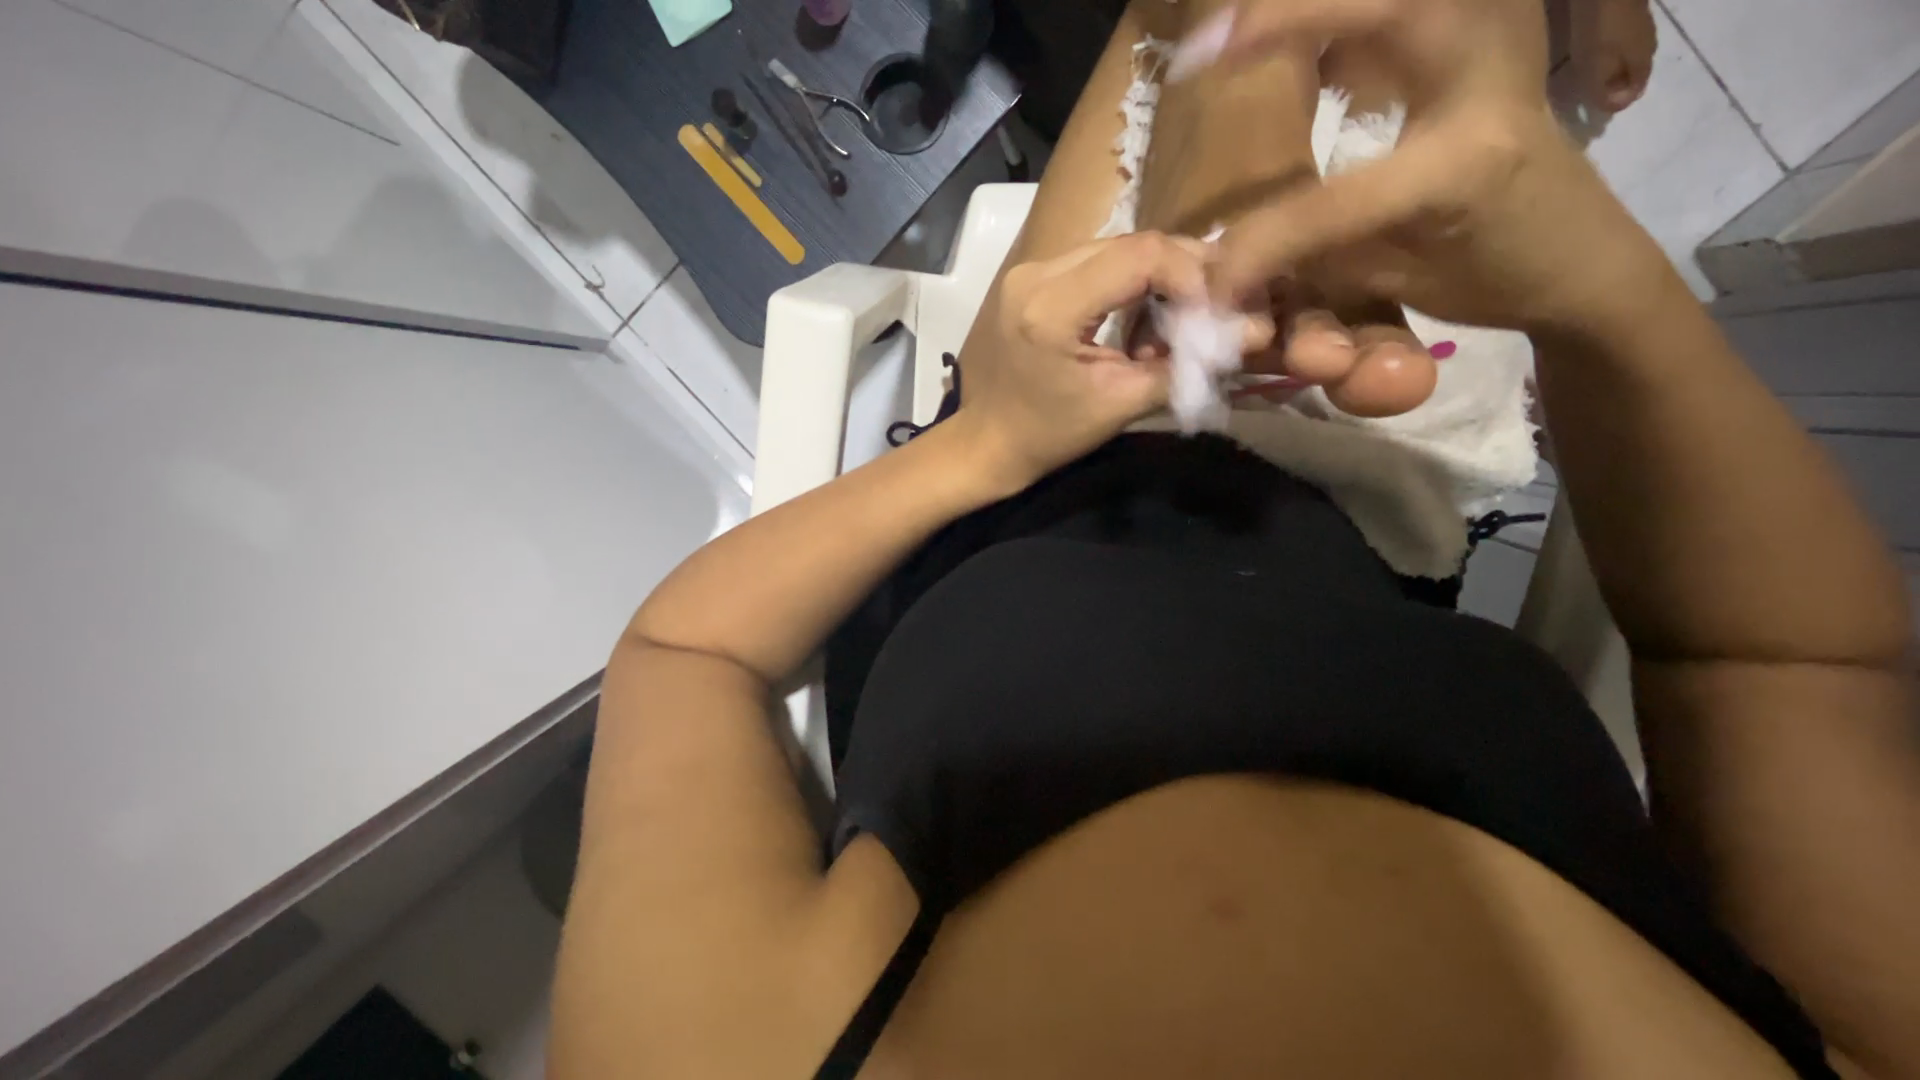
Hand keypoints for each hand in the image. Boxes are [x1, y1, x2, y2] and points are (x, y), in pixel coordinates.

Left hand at [956, 231, 1267, 486]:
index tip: (1218, 313)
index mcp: (1051, 305)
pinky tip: (1141, 320)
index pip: (1142, 254)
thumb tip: (1254, 333)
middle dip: (1182, 273)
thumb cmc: (1050, 435)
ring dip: (1156, 278)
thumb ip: (1185, 365)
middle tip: (1212, 312)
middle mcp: (1035, 271)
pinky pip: (1093, 262)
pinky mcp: (1029, 277)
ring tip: (1176, 323)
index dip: (1194, 275)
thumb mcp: (1121, 403)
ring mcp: (1028, 269)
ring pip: (1114, 248)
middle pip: (1131, 242)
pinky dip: (1127, 284)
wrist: (987, 444)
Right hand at [1173, 0, 1681, 334]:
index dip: (1263, 240)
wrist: (1588, 252)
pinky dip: (1351, 14)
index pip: (1338, 200)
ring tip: (1244, 30)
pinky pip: (1413, 5)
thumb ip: (1318, 256)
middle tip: (1209, 43)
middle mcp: (1485, 87)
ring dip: (1322, 5)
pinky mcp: (1488, 32)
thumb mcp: (1399, 284)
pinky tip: (1310, 44)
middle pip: (1388, 7)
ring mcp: (1494, 44)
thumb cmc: (1498, 279)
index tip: (1212, 273)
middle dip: (1290, 14)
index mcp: (1466, 170)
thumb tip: (1232, 257)